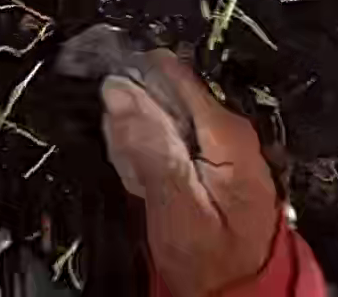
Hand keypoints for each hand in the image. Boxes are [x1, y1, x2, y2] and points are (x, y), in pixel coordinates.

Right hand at [102, 51, 279, 296]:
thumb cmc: (213, 263)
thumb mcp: (176, 208)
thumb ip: (149, 148)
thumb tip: (120, 92)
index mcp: (225, 129)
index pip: (172, 73)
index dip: (137, 78)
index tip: (110, 92)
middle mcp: (227, 126)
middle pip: (168, 92)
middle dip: (137, 114)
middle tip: (126, 153)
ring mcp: (221, 140)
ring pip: (166, 113)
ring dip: (142, 136)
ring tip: (140, 175)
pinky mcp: (212, 155)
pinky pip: (172, 135)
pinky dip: (153, 151)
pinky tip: (150, 179)